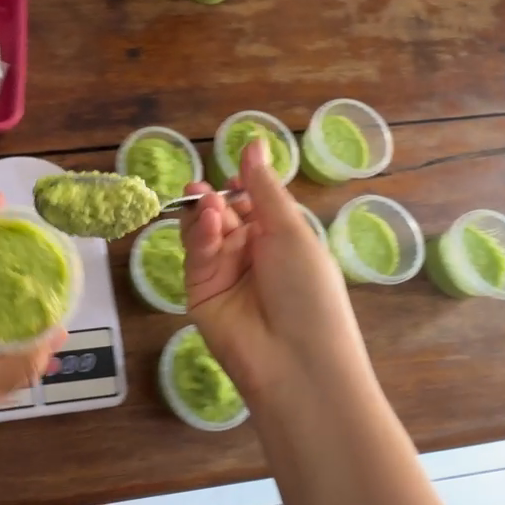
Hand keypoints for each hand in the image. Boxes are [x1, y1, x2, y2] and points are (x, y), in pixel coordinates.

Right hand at [183, 138, 368, 398]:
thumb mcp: (292, 232)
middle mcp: (250, 253)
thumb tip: (255, 140)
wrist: (296, 364)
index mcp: (280, 238)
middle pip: (223, 212)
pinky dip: (199, 234)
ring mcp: (223, 272)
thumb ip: (264, 187)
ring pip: (203, 229)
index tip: (235, 168)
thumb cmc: (309, 292)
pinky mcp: (199, 290)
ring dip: (204, 212)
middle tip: (203, 189)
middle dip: (215, 198)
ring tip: (207, 205)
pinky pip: (196, 253)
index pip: (253, 201)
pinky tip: (208, 222)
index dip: (242, 184)